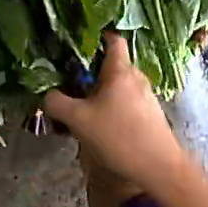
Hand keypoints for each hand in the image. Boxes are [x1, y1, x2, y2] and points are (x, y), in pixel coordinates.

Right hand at [42, 33, 195, 193]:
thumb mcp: (78, 120)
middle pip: (112, 65)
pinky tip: (100, 124)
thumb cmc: (119, 136)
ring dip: (100, 92)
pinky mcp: (150, 115)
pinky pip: (126, 101)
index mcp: (120, 71)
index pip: (113, 39)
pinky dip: (111, 106)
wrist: (161, 169)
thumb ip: (56, 103)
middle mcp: (136, 78)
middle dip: (91, 71)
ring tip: (81, 106)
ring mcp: (146, 97)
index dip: (97, 36)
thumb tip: (46, 95)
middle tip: (70, 80)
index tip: (78, 42)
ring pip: (118, 85)